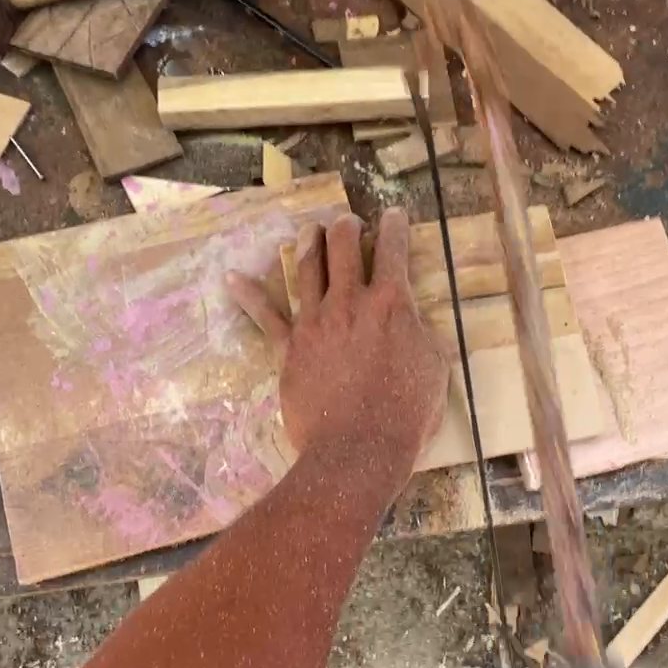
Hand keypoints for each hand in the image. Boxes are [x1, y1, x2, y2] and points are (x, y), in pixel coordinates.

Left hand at [226, 209, 447, 489]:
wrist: (357, 451)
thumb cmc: (404, 415)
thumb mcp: (434, 369)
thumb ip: (422, 335)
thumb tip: (413, 322)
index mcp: (391, 304)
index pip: (393, 250)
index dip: (394, 226)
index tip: (393, 215)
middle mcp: (349, 301)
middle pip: (343, 246)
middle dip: (347, 226)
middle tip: (349, 223)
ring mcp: (314, 321)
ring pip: (306, 267)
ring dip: (309, 241)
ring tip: (310, 228)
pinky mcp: (289, 347)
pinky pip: (265, 316)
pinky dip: (248, 295)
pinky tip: (233, 278)